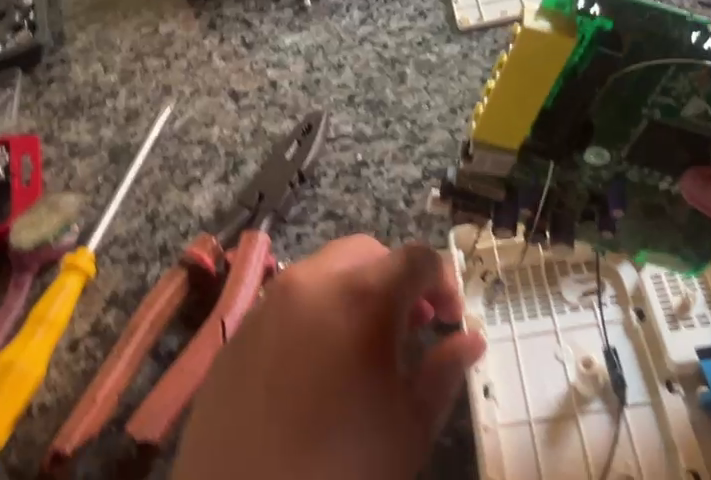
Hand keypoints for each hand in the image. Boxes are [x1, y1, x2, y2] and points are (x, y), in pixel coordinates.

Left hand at [171, 236, 485, 479]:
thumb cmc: (341, 465)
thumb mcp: (409, 426)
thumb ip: (444, 371)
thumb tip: (469, 340)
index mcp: (363, 296)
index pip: (418, 258)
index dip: (444, 281)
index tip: (450, 319)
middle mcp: (314, 281)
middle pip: (368, 252)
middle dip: (397, 279)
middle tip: (412, 325)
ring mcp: (270, 301)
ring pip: (324, 270)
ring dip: (355, 290)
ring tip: (364, 345)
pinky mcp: (240, 328)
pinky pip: (289, 300)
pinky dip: (316, 312)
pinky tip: (318, 363)